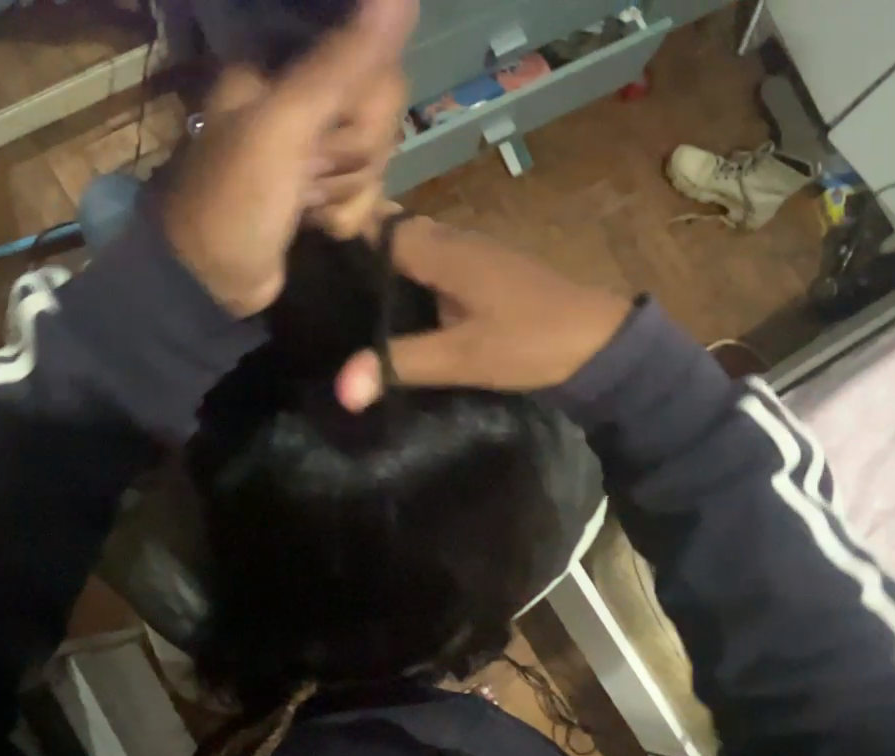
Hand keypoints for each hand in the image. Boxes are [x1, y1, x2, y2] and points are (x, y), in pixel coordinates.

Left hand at [162, 0, 416, 316]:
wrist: (213, 281)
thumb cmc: (236, 197)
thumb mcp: (285, 125)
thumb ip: (343, 62)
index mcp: (287, 59)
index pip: (373, 61)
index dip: (365, 107)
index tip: (330, 133)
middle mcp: (305, 91)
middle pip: (381, 111)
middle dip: (351, 156)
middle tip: (306, 175)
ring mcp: (315, 142)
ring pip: (376, 154)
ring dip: (344, 189)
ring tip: (302, 201)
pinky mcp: (323, 185)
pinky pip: (367, 191)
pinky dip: (345, 214)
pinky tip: (314, 223)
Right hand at [334, 216, 632, 409]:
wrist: (600, 343)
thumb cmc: (530, 340)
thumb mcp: (462, 356)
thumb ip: (400, 364)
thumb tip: (340, 389)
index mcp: (438, 247)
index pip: (369, 227)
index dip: (333, 240)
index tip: (295, 263)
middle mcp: (448, 239)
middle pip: (384, 237)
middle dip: (349, 259)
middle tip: (306, 294)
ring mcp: (466, 254)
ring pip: (405, 253)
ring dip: (376, 274)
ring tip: (330, 306)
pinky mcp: (478, 275)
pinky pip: (426, 269)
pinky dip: (402, 286)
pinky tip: (384, 316)